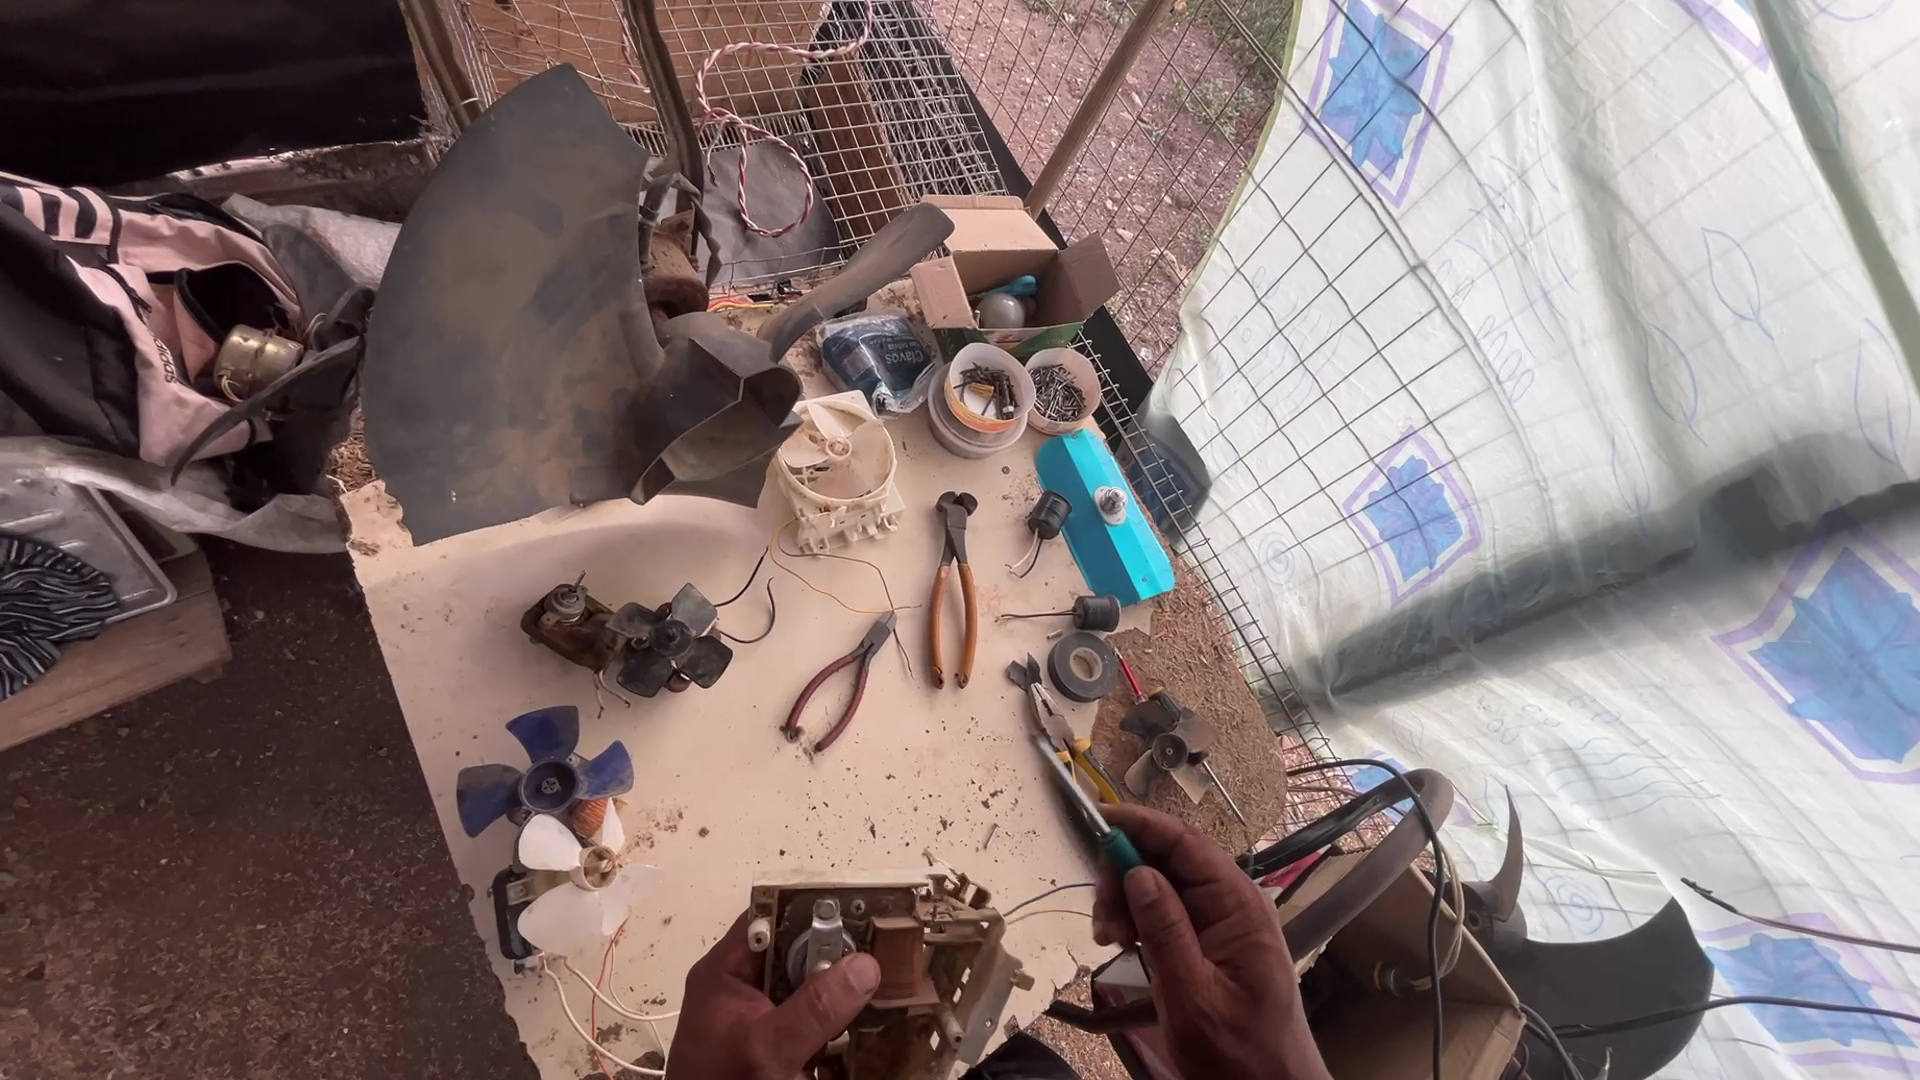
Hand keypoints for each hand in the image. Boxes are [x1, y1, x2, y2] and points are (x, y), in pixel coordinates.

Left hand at [667, 911, 880, 1078]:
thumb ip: (814, 1008)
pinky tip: (863, 1012)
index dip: (810, 906)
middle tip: (877, 943)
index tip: (857, 904)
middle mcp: (741, 984)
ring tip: (880, 972)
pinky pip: (810, 1014)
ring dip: (839, 981)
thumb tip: (866, 964)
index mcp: (725, 971)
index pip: (769, 915)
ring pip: (806, 980)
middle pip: (794, 947)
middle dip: (834, 945)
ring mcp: (758, 1015)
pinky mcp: (773, 1042)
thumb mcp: (767, 1050)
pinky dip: (835, 1013)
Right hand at [1091, 803, 1330, 1079]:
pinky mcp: (1204, 937)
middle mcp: (1229, 900)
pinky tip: (1122, 943)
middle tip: (1101, 918)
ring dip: (1124, 900)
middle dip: (1124, 875)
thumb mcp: (1193, 997)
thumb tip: (1136, 871)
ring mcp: (1217, 917)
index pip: (1184, 840)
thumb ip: (1165, 931)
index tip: (1096, 820)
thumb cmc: (1238, 1057)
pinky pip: (1161, 907)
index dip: (1139, 823)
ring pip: (1157, 881)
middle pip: (1165, 857)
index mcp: (1238, 904)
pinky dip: (1134, 917)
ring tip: (1109, 940)